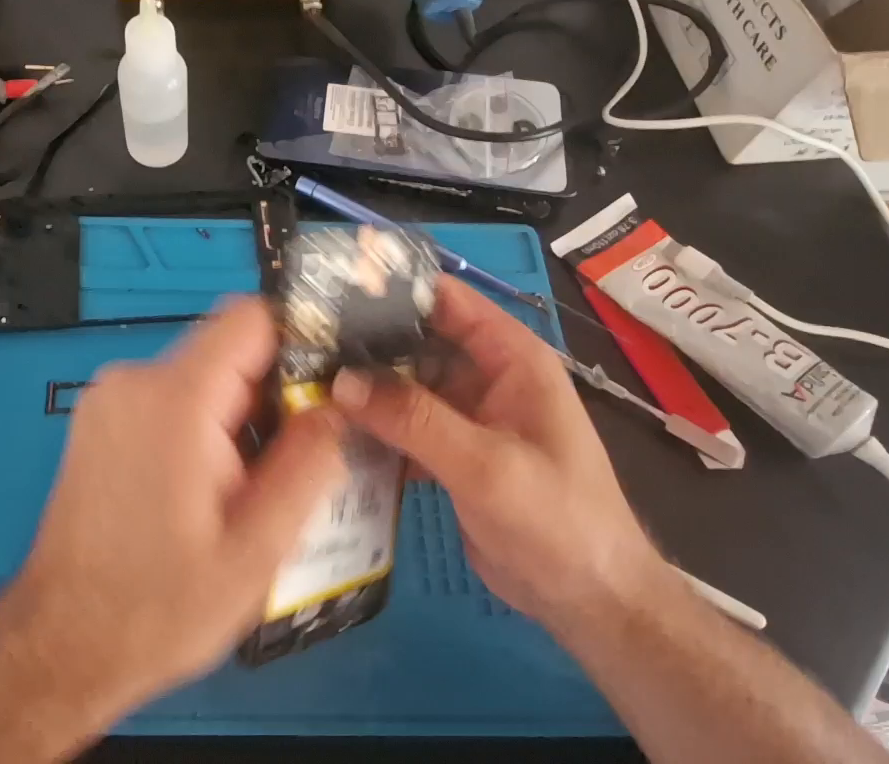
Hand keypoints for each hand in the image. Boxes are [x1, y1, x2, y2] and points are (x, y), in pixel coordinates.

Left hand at [4, 298, 346, 718]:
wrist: (61, 646)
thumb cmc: (161, 606)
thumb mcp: (257, 549)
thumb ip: (308, 466)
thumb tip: (337, 407)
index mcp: (174, 398)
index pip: (252, 317)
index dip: (300, 345)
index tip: (323, 396)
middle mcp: (134, 379)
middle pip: (228, 348)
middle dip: (270, 394)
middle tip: (287, 464)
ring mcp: (108, 398)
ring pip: (202, 374)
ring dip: (237, 415)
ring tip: (247, 487)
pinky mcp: (99, 420)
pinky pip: (170, 396)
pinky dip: (201, 424)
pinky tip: (207, 487)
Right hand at [329, 277, 665, 629]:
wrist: (588, 598)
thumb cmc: (555, 520)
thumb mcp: (486, 465)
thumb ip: (414, 419)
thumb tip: (340, 380)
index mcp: (510, 357)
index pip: (446, 300)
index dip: (392, 289)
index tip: (329, 291)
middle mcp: (485, 375)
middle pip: (415, 340)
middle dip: (364, 342)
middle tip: (300, 346)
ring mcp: (466, 415)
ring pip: (403, 385)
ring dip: (362, 387)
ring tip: (301, 383)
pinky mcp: (449, 453)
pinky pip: (402, 426)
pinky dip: (372, 428)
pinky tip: (327, 431)